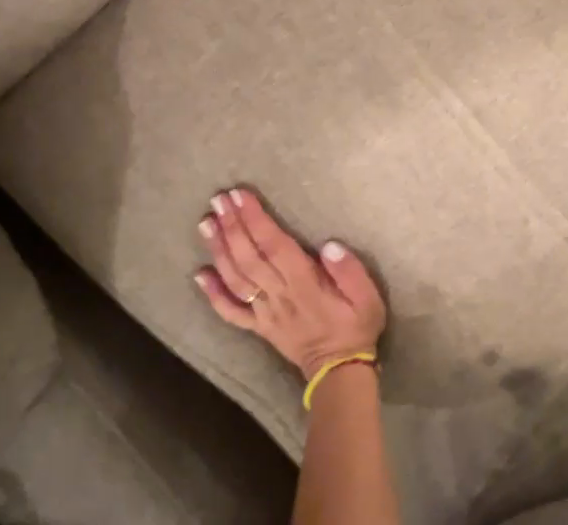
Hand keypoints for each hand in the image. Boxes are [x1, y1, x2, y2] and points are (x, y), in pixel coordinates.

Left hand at [196, 188, 386, 381]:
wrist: (340, 371)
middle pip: (249, 257)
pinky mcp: (259, 327)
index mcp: (304, 284)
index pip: (274, 245)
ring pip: (236, 279)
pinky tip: (199, 275)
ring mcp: (264, 313)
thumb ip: (349, 270)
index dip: (256, 219)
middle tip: (219, 200)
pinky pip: (231, 312)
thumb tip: (328, 245)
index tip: (241, 196)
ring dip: (219, 250)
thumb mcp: (368, 297)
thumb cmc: (356, 327)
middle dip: (232, 226)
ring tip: (206, 224)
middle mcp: (278, 296)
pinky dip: (212, 294)